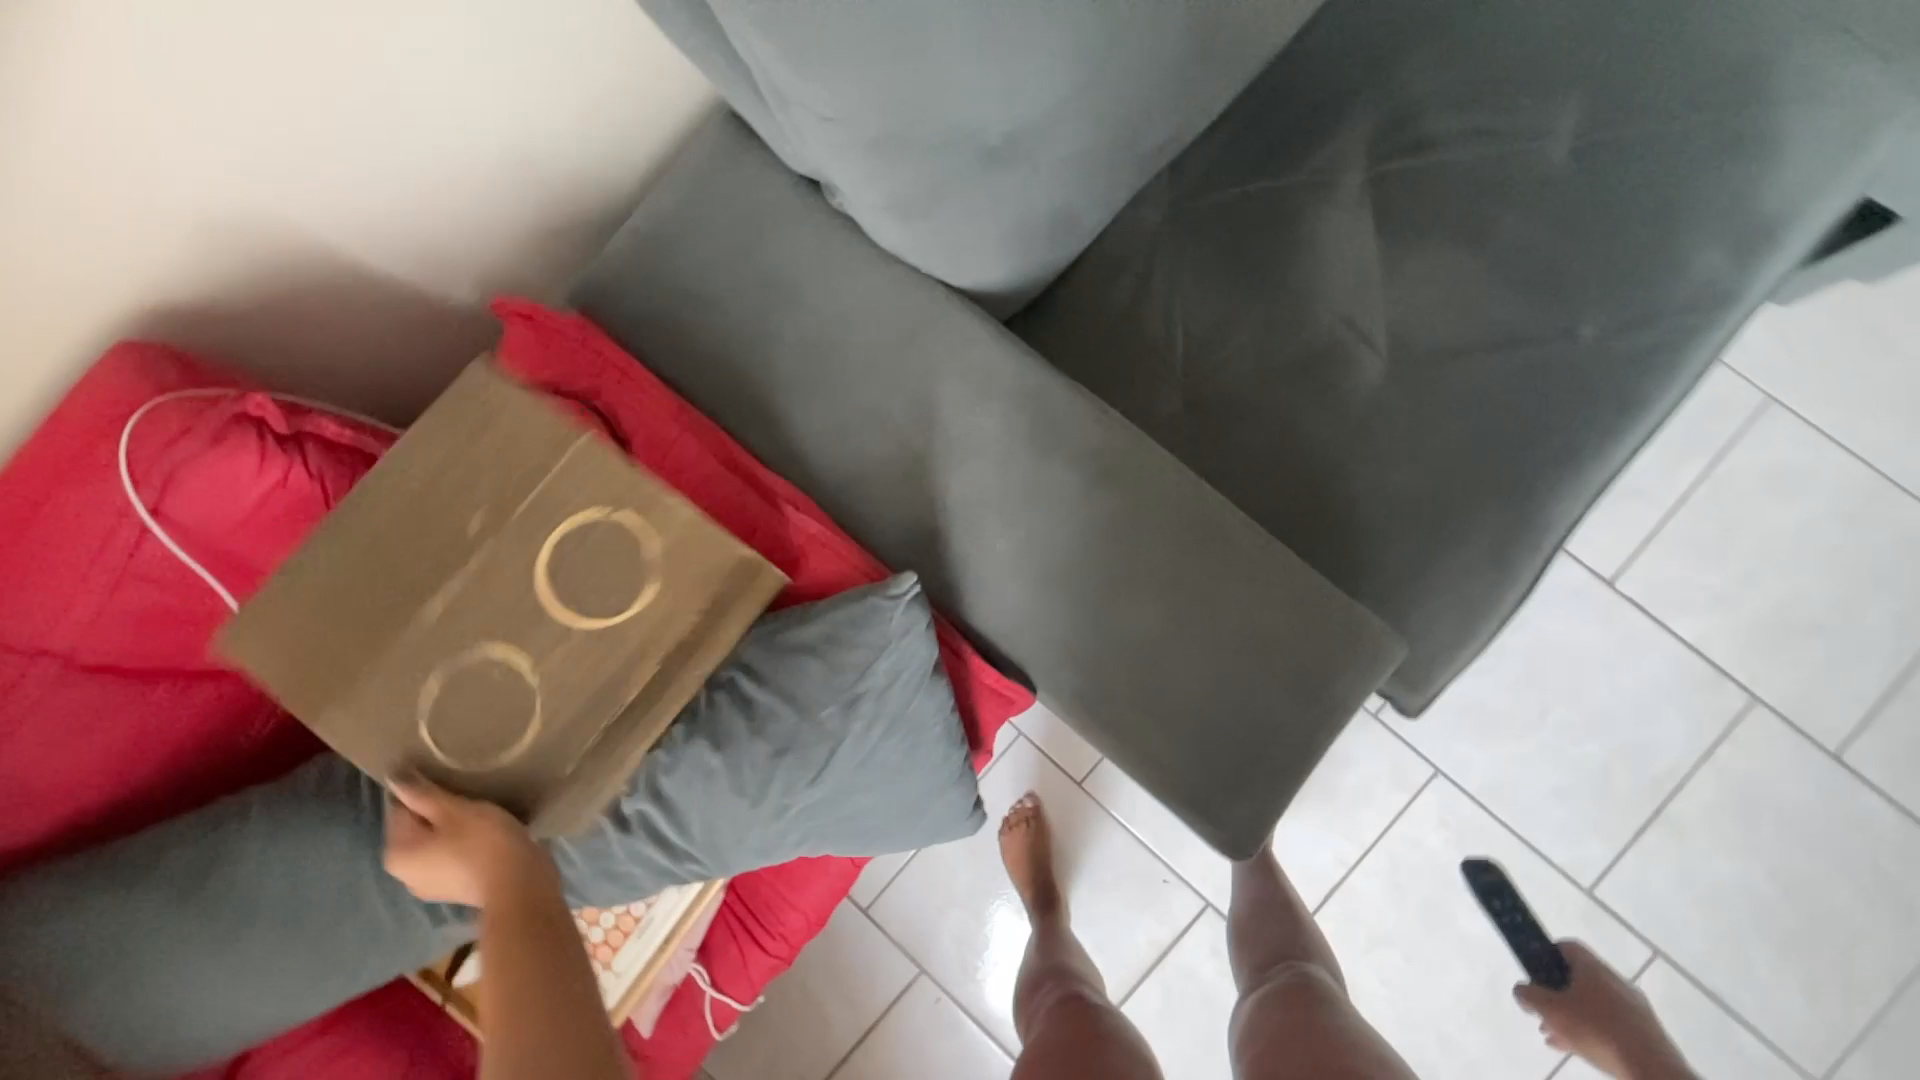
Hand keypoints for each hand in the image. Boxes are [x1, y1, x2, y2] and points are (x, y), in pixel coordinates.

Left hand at [382, 774, 554, 907]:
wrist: (520, 885)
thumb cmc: (483, 843)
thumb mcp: (454, 809)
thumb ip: (422, 793)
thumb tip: (394, 776)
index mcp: (397, 853)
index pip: (400, 808)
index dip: (426, 791)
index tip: (454, 783)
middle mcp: (405, 874)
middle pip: (419, 828)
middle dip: (441, 812)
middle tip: (473, 799)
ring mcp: (431, 886)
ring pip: (439, 844)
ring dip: (455, 830)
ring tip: (485, 817)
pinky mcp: (458, 891)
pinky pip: (456, 858)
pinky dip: (467, 847)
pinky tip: (490, 839)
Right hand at [1514, 941, 1693, 1079]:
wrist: (1654, 1071)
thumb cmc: (1598, 1031)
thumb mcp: (1551, 1010)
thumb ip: (1529, 995)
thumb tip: (1521, 989)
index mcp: (1594, 969)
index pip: (1568, 947)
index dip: (1548, 953)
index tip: (1535, 971)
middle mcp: (1616, 982)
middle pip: (1579, 979)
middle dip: (1557, 995)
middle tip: (1543, 1011)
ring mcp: (1634, 1008)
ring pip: (1594, 1004)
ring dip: (1572, 1015)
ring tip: (1556, 1034)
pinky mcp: (1646, 1032)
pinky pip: (1611, 1023)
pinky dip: (1592, 1030)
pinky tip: (1578, 1047)